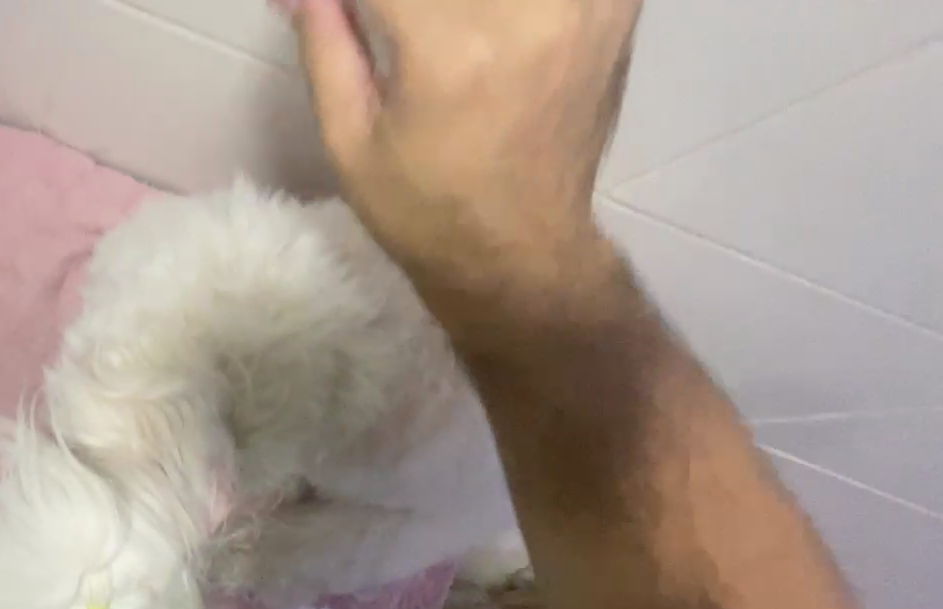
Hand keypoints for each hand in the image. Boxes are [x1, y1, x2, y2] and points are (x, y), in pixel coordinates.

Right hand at [294, 0, 642, 305]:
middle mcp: (529, 8)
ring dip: (445, 5)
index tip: (324, 5)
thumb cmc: (418, 210)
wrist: (514, 249)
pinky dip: (498, 6)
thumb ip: (326, 49)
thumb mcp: (350, 143)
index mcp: (449, 52)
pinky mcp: (617, 1)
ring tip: (428, 33)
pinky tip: (482, 30)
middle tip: (383, 24)